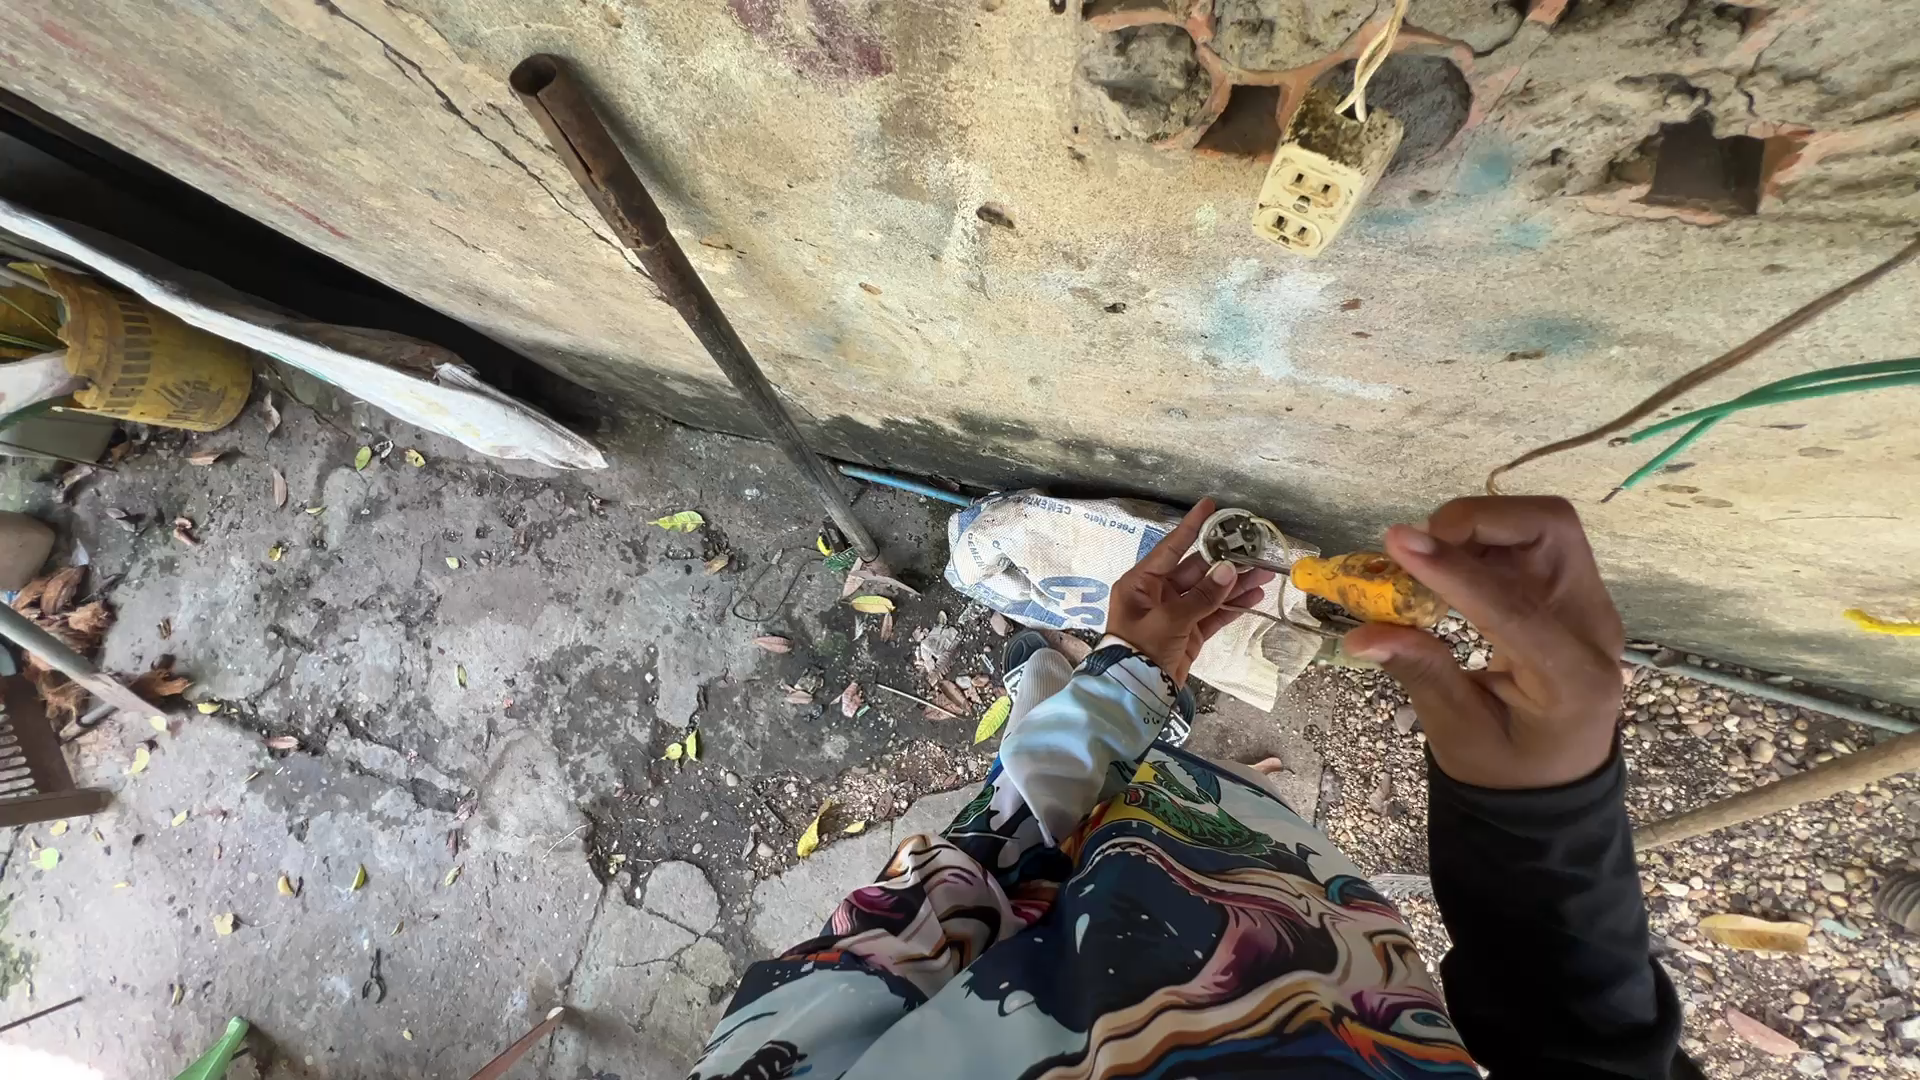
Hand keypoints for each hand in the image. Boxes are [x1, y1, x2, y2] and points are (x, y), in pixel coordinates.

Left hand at [1107, 498, 1274, 684]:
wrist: (1136, 691)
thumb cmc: (1141, 649)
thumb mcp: (1169, 620)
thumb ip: (1201, 596)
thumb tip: (1228, 570)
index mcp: (1140, 583)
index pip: (1169, 548)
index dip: (1191, 527)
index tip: (1210, 506)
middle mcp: (1156, 593)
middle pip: (1194, 570)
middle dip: (1224, 561)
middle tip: (1253, 548)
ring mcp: (1173, 613)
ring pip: (1207, 592)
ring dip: (1234, 583)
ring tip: (1264, 571)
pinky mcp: (1188, 633)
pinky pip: (1212, 613)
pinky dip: (1231, 606)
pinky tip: (1255, 595)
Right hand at [1343, 496, 1624, 789]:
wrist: (1553, 776)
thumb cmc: (1504, 763)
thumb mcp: (1455, 730)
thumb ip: (1418, 672)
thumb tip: (1359, 636)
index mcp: (1573, 679)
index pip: (1513, 606)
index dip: (1452, 570)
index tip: (1394, 541)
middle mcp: (1592, 627)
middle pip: (1551, 531)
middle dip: (1475, 522)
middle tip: (1416, 547)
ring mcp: (1584, 601)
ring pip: (1540, 523)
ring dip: (1473, 526)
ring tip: (1424, 558)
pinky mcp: (1566, 588)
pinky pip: (1525, 538)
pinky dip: (1474, 538)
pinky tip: (1442, 566)